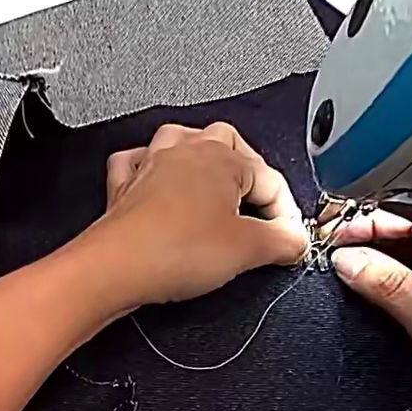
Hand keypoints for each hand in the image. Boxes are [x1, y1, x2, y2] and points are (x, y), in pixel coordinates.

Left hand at [69, 123, 308, 314]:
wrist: (117, 267)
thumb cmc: (176, 249)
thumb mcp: (247, 249)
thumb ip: (281, 241)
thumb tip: (294, 239)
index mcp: (221, 157)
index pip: (270, 179)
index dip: (286, 212)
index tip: (289, 239)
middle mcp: (186, 151)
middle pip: (228, 145)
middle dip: (249, 174)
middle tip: (260, 209)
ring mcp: (152, 164)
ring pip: (183, 143)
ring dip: (203, 161)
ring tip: (217, 187)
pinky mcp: (125, 187)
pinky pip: (140, 163)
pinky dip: (153, 169)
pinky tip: (161, 183)